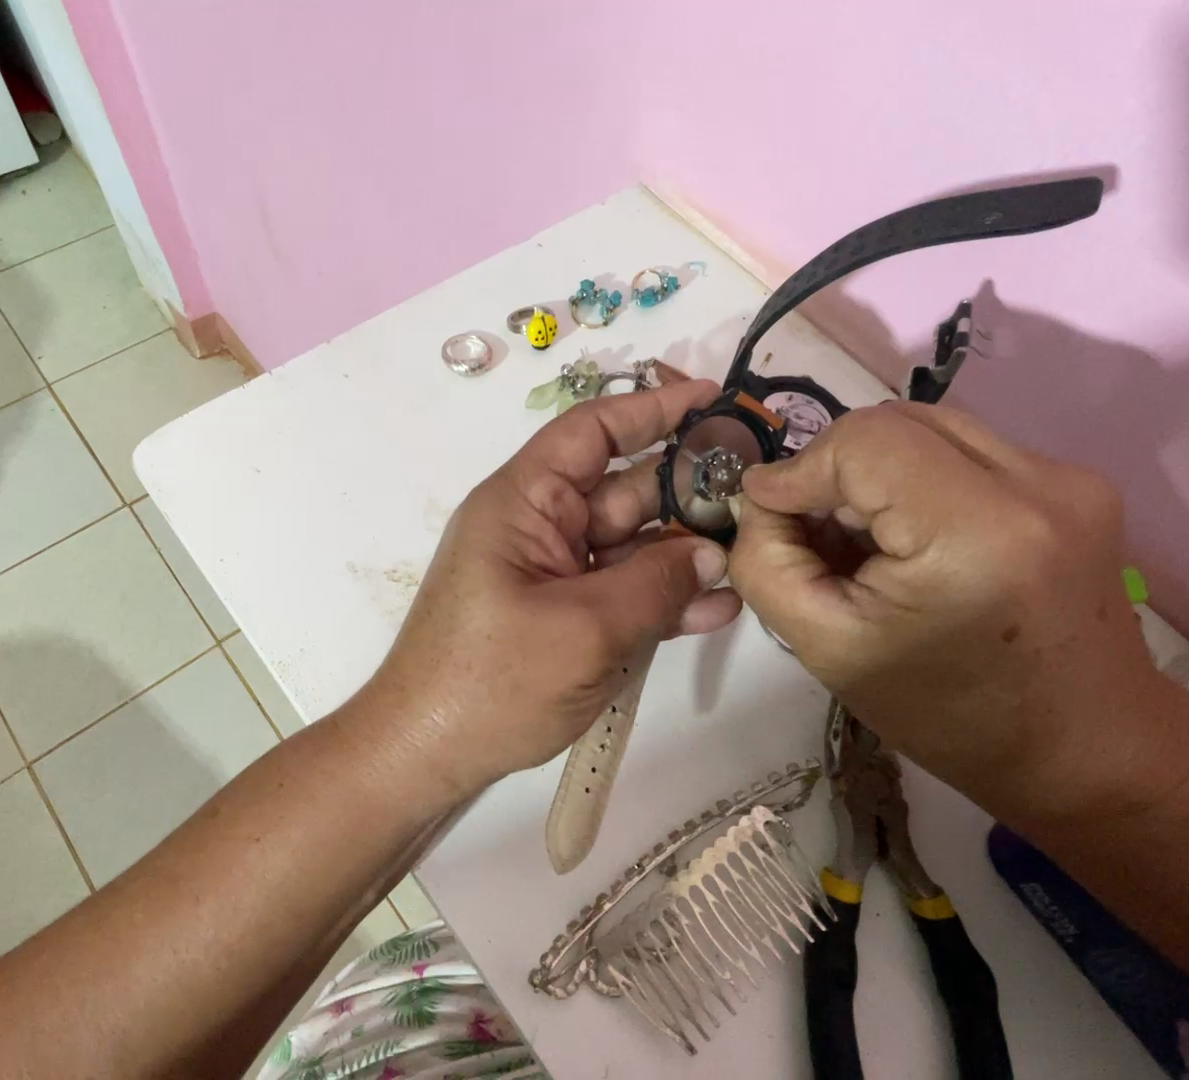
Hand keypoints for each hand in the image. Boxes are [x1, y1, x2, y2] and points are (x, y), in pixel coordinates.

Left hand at [353, 377, 741, 798]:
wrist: (427, 753)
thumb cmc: (492, 680)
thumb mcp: (585, 629)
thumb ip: (656, 584)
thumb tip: (711, 553)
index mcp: (523, 502)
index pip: (589, 432)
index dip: (651, 409)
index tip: (713, 398)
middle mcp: (537, 527)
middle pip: (622, 490)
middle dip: (688, 491)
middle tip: (761, 494)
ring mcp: (551, 575)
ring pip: (629, 546)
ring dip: (685, 554)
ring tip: (754, 554)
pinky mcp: (561, 617)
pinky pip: (618, 592)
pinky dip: (661, 599)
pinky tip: (719, 609)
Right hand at [727, 403, 1165, 816]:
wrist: (1080, 748)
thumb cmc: (942, 712)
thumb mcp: (822, 647)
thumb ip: (765, 561)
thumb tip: (760, 496)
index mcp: (976, 536)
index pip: (863, 441)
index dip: (800, 469)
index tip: (769, 514)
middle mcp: (1037, 486)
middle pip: (893, 422)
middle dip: (831, 469)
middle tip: (814, 531)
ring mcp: (1066, 478)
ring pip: (926, 427)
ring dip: (870, 470)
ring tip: (861, 537)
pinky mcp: (1076, 483)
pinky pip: (961, 450)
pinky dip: (912, 479)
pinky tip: (910, 537)